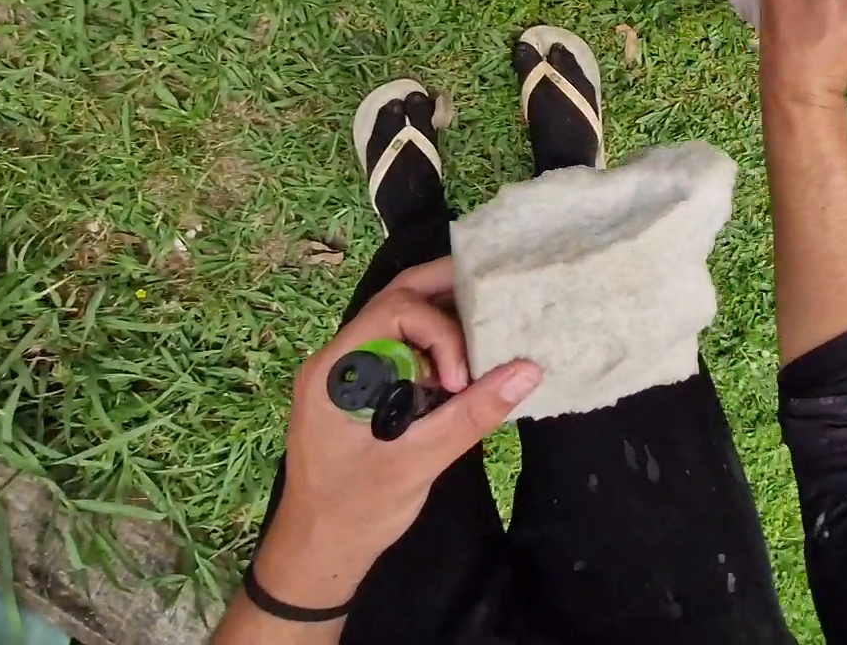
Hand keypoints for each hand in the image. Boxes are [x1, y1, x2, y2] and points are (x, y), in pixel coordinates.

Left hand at [251, 258, 541, 608]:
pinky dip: (442, 340)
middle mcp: (341, 356)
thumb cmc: (357, 511)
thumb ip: (472, 414)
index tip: (461, 380)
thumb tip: (529, 370)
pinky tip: (472, 355)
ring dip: (449, 315)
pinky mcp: (370, 382)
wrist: (318, 555)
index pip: (395, 311)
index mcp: (336, 369)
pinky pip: (408, 340)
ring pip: (405, 313)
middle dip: (450, 291)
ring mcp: (354, 367)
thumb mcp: (418, 463)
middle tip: (496, 303)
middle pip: (399, 295)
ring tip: (490, 328)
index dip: (440, 332)